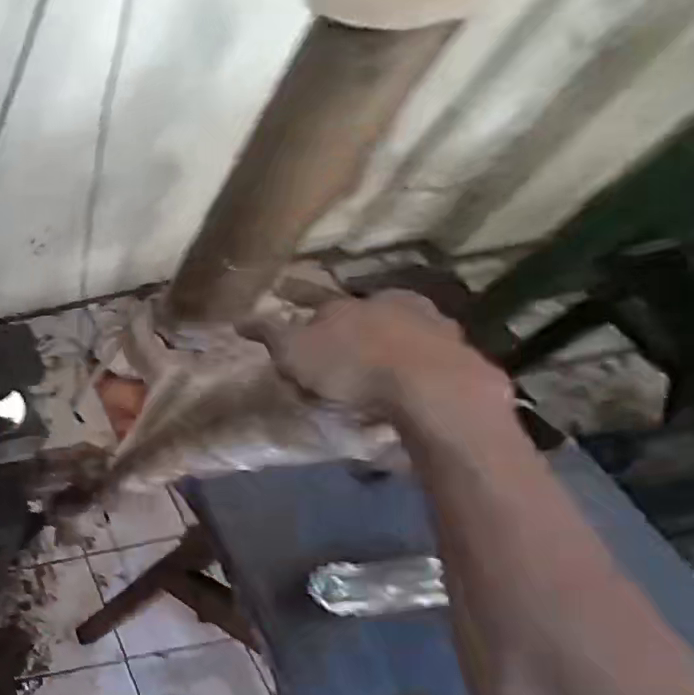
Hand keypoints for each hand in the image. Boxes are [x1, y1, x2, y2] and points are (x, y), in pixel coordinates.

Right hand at [265, 290, 510, 421]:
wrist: (429, 384)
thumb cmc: (351, 365)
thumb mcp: (295, 352)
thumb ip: (270, 334)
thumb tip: (239, 319)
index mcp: (349, 302)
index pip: (319, 312)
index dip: (306, 333)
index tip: (300, 359)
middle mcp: (390, 302)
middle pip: (359, 321)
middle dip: (347, 341)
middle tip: (334, 374)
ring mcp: (428, 323)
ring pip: (394, 336)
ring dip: (381, 354)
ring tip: (369, 386)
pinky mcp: (454, 350)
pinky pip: (421, 359)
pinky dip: (409, 371)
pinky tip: (400, 392)